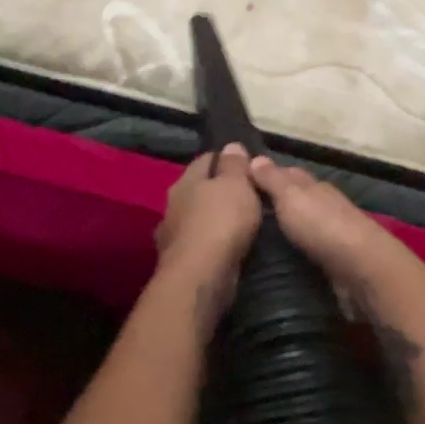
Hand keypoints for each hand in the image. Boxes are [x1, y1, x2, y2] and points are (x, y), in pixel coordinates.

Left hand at [156, 144, 261, 320]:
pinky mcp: (179, 261)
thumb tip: (231, 146)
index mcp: (186, 180)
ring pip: (199, 217)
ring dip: (216, 219)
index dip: (228, 159)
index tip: (249, 166)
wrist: (200, 277)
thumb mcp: (236, 184)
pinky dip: (214, 243)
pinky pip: (201, 243)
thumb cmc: (221, 221)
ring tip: (243, 223)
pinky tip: (230, 248)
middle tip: (250, 195)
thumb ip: (234, 165)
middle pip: (201, 189)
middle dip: (221, 191)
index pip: (207, 159)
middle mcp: (174, 204)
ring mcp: (173, 234)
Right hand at [249, 157, 415, 293]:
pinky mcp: (334, 258)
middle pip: (297, 198)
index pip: (288, 173)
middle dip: (274, 201)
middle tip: (243, 212)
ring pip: (303, 222)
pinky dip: (294, 247)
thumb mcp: (291, 196)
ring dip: (285, 226)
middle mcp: (324, 204)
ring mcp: (331, 232)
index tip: (241, 181)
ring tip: (254, 236)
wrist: (359, 267)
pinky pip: (308, 247)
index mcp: (314, 186)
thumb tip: (255, 157)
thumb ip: (273, 179)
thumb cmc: (321, 225)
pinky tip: (280, 255)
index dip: (266, 175)